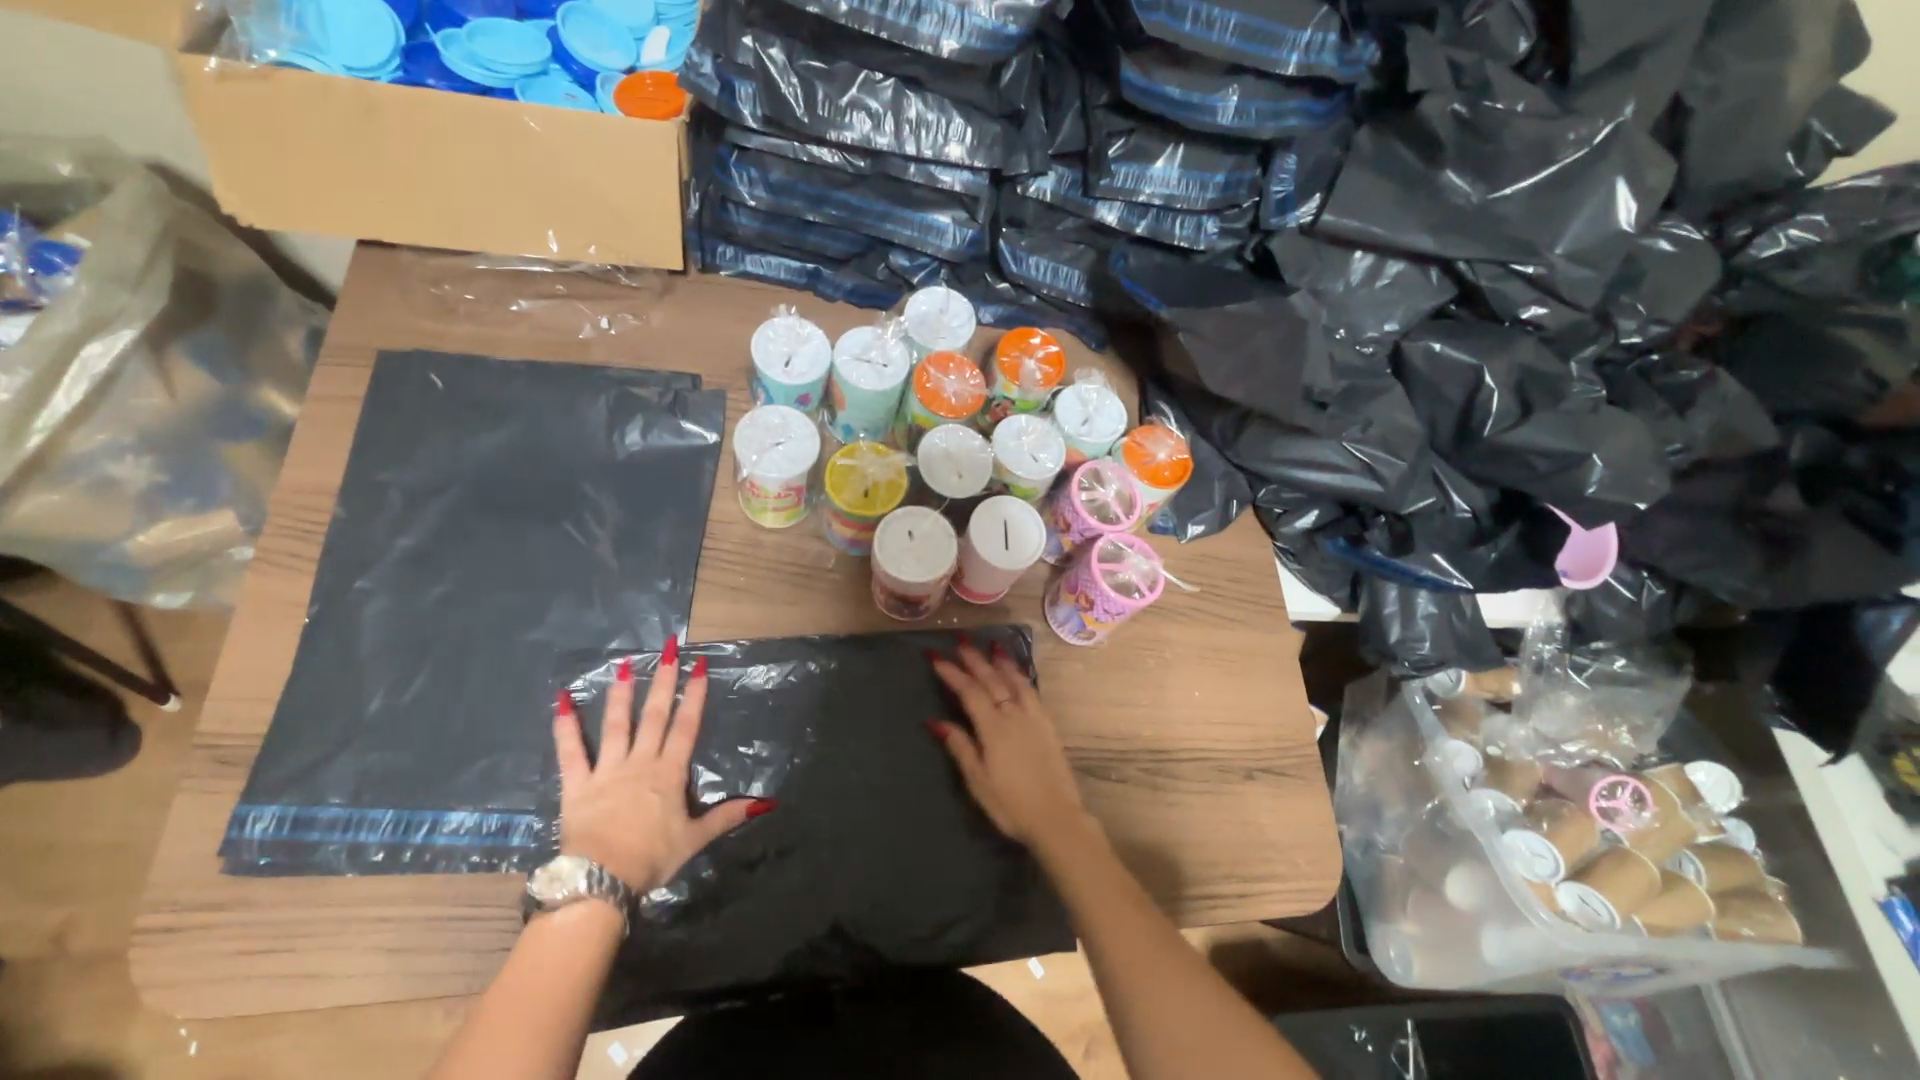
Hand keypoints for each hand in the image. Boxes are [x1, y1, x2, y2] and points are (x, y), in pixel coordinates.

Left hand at [552, 642, 772, 892]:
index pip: (685, 727)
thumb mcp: (694, 839)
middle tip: (668, 650)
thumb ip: (726, 816)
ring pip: (616, 726)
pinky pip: (570, 751)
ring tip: (625, 665)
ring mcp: (607, 770)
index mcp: (669, 774)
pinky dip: (565, 726)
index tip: (699, 667)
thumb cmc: (651, 858)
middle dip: (663, 682)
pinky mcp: (577, 784)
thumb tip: (764, 802)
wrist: (602, 877)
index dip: (694, 696)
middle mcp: (640, 763)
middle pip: (654, 717)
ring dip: (622, 695)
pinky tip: (561, 700)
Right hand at [927, 639, 1097, 852]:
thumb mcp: (978, 781)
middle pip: (992, 680)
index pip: (969, 692)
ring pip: (1016, 681)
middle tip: (961, 641)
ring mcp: (1034, 719)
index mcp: (994, 728)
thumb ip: (960, 747)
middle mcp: (1014, 716)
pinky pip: (1032, 692)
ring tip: (993, 646)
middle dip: (975, 660)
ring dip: (1002, 663)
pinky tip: (1018, 675)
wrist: (1057, 818)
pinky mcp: (1048, 726)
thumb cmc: (1011, 805)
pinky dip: (1022, 677)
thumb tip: (936, 722)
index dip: (952, 673)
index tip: (936, 658)